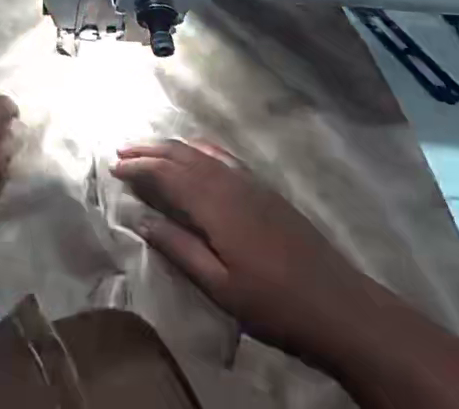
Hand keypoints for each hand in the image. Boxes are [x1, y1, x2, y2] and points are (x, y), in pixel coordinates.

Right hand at [112, 140, 399, 366]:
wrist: (345, 310)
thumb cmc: (276, 305)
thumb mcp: (220, 287)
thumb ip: (179, 248)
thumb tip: (140, 219)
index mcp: (215, 204)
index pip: (166, 172)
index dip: (137, 167)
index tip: (113, 169)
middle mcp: (230, 183)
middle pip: (180, 154)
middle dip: (148, 150)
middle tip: (120, 152)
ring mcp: (251, 183)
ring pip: (201, 151)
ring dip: (170, 147)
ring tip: (147, 149)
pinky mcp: (266, 190)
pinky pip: (223, 156)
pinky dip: (199, 148)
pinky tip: (194, 152)